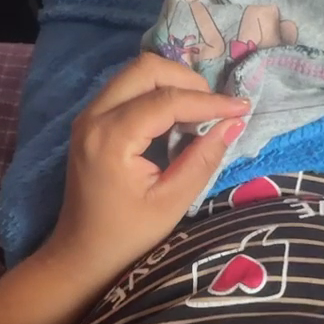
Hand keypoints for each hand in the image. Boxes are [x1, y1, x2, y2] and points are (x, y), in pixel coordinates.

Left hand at [40, 54, 249, 290]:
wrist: (81, 254)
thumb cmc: (126, 236)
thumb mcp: (171, 203)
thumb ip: (202, 159)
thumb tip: (233, 123)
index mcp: (111, 138)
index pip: (167, 100)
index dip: (208, 101)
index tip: (242, 108)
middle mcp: (94, 117)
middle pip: (146, 69)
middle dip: (187, 81)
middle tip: (215, 108)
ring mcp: (88, 116)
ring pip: (136, 74)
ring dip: (172, 84)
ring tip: (200, 113)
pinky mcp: (91, 121)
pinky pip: (127, 89)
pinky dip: (156, 94)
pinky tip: (177, 119)